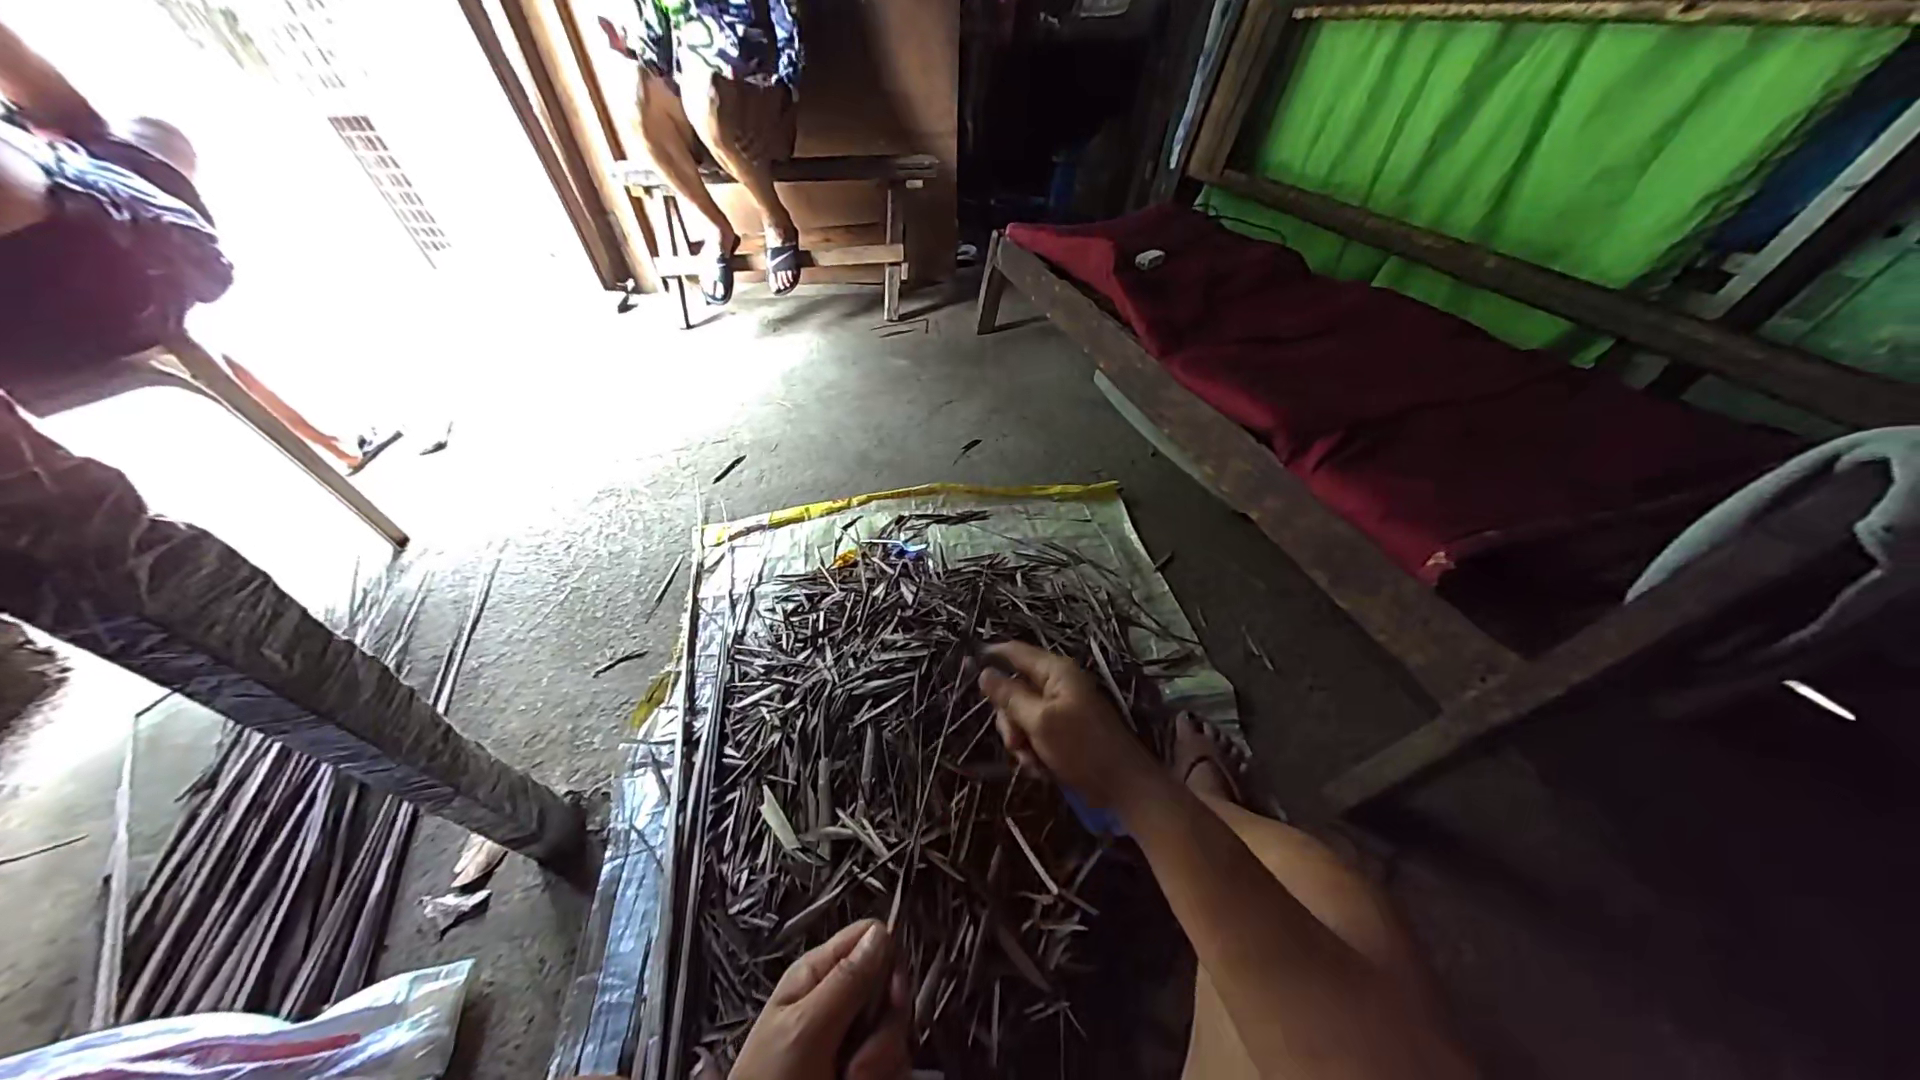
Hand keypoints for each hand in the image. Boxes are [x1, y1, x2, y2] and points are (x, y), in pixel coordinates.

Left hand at [730, 919, 911, 1079]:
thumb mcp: (804, 1030)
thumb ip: (845, 981)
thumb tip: (880, 932)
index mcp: (818, 973)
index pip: (870, 937)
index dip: (889, 962)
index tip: (891, 999)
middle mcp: (839, 997)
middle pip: (890, 986)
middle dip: (885, 1028)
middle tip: (858, 1065)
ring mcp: (852, 1034)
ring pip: (895, 1027)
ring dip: (883, 1061)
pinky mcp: (862, 1066)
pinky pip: (895, 1060)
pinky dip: (886, 1075)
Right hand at [976, 641, 1161, 811]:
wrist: (1122, 787)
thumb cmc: (1082, 748)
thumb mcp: (1039, 721)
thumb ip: (1010, 696)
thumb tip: (985, 673)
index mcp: (1055, 672)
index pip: (1015, 652)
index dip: (991, 656)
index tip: (966, 668)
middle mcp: (1057, 685)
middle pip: (1013, 691)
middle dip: (1009, 720)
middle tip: (1015, 743)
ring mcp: (1061, 709)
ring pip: (1020, 717)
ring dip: (1021, 742)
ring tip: (1034, 762)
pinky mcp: (1063, 732)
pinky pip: (1034, 735)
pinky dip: (1033, 752)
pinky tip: (1043, 769)